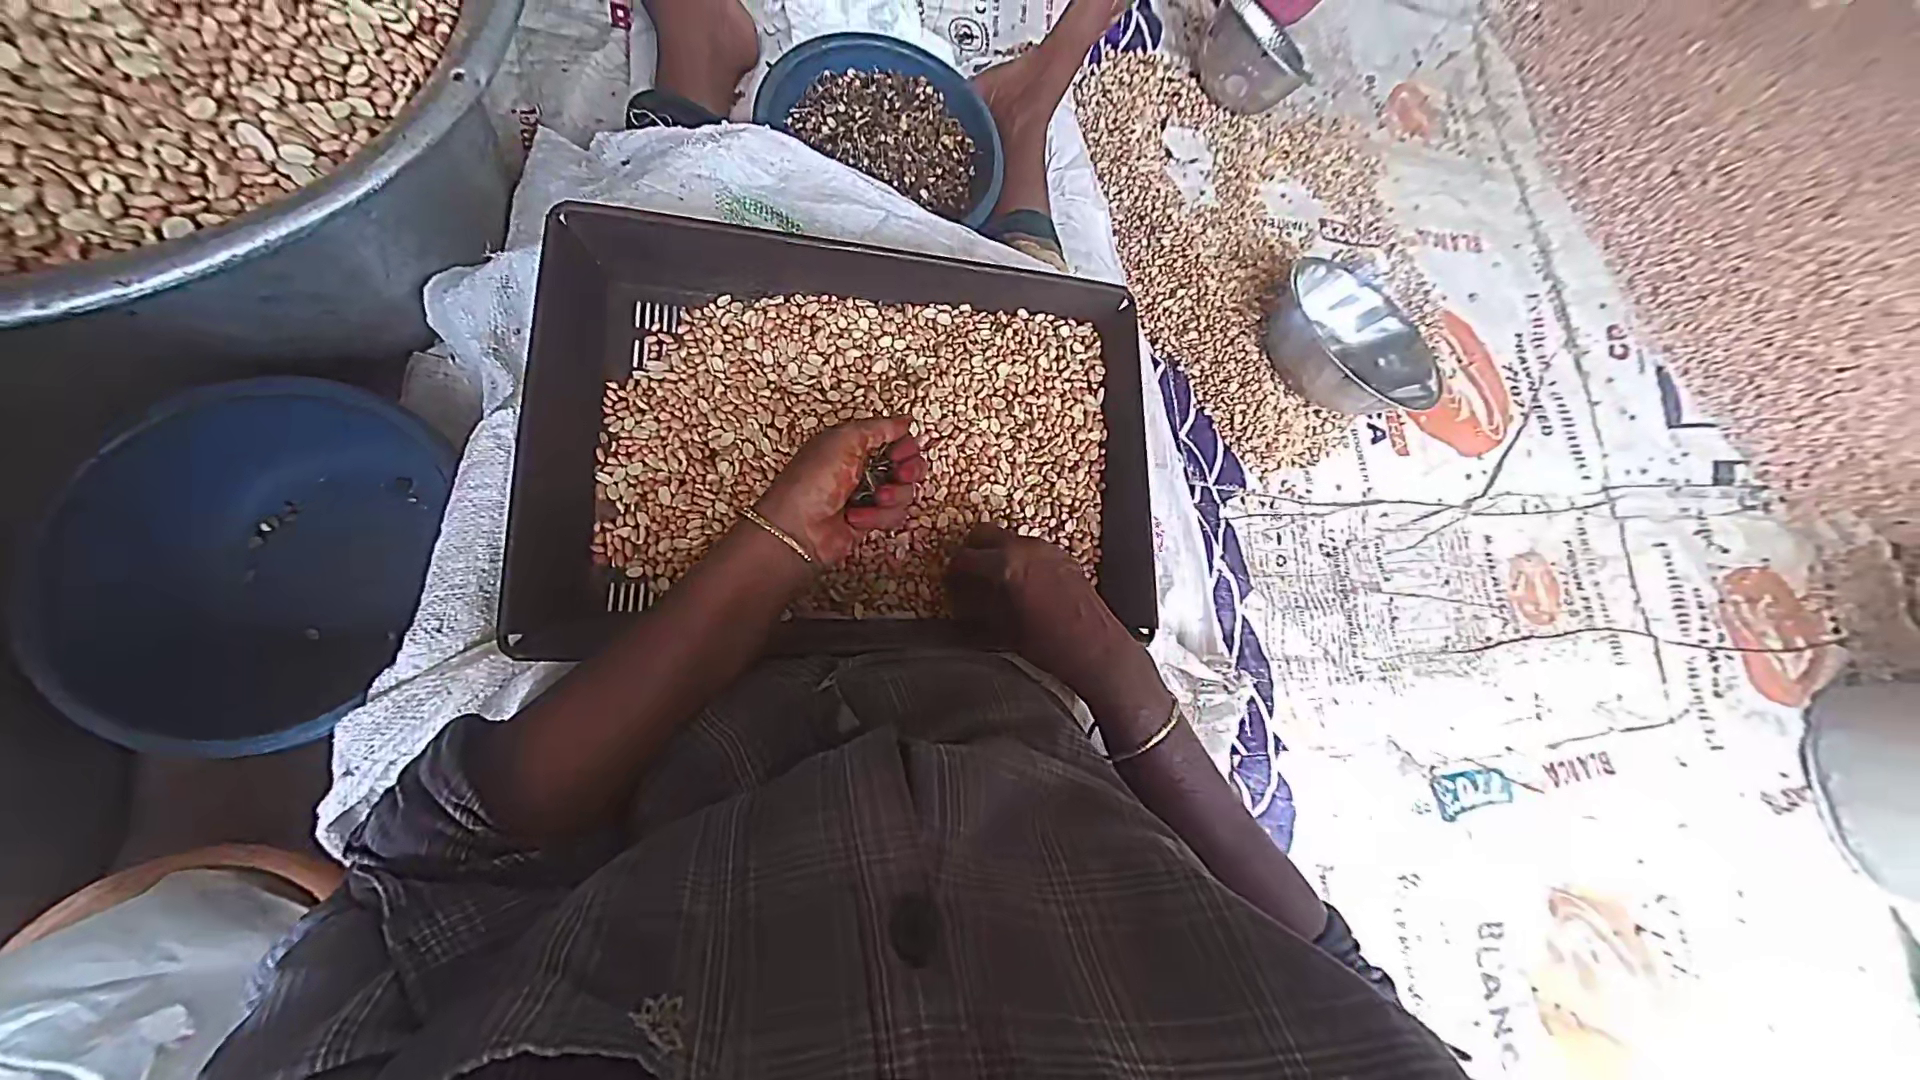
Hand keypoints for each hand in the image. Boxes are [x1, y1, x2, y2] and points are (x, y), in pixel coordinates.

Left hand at [754, 417, 927, 565]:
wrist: (798, 529)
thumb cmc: (810, 483)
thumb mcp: (844, 440)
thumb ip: (879, 428)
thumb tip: (904, 421)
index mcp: (856, 445)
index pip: (897, 439)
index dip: (905, 445)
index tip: (899, 452)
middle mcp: (864, 469)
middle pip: (908, 466)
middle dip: (908, 471)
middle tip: (899, 475)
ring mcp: (868, 496)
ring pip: (905, 493)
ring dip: (892, 496)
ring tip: (875, 499)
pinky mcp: (870, 520)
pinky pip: (895, 516)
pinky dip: (879, 517)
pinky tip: (856, 517)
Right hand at [946, 523, 1159, 712]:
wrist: (1097, 650)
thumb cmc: (1049, 645)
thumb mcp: (1003, 629)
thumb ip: (979, 608)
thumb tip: (964, 600)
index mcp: (1007, 564)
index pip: (966, 557)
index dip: (953, 570)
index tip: (949, 581)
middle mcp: (1027, 549)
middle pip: (986, 534)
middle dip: (972, 551)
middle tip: (965, 574)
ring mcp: (1048, 550)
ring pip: (1010, 540)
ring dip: (996, 555)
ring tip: (991, 583)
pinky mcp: (1064, 558)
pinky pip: (1032, 550)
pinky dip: (1019, 560)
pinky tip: (1019, 585)